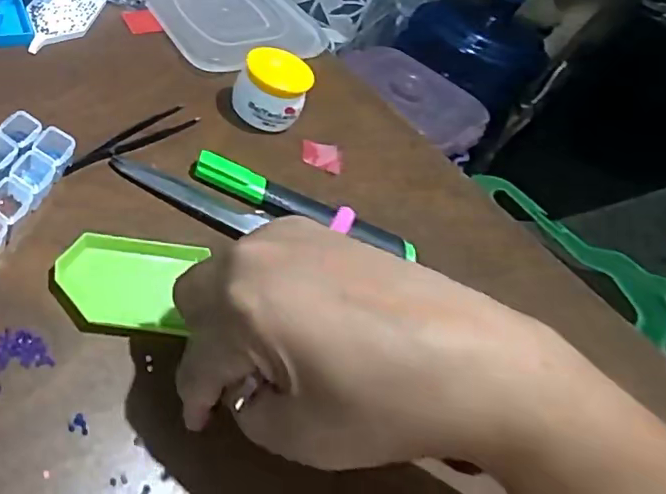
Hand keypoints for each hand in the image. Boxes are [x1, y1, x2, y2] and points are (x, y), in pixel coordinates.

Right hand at [172, 217, 665, 492]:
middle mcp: (246, 258)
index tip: (199, 419)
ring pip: (225, 269)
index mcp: (238, 306)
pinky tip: (305, 314)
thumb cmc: (386, 404)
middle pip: (191, 293)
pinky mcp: (310, 228)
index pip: (196, 356)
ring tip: (274, 346)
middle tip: (236, 376)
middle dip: (202, 337)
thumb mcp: (307, 438)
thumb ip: (253, 416)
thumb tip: (246, 392)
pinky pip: (262, 255)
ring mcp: (278, 235)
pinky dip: (263, 285)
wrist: (474, 356)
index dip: (192, 396)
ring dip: (231, 309)